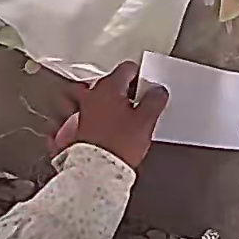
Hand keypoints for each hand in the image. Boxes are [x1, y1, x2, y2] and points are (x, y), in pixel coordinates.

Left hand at [50, 61, 169, 168]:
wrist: (96, 171)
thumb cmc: (117, 145)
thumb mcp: (146, 120)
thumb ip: (155, 100)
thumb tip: (158, 92)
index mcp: (109, 87)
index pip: (128, 68)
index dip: (142, 76)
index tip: (149, 86)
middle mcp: (93, 95)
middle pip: (114, 81)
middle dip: (129, 89)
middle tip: (142, 101)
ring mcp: (84, 110)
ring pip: (102, 96)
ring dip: (115, 102)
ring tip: (129, 113)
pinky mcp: (80, 127)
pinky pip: (94, 112)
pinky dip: (104, 115)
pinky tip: (115, 126)